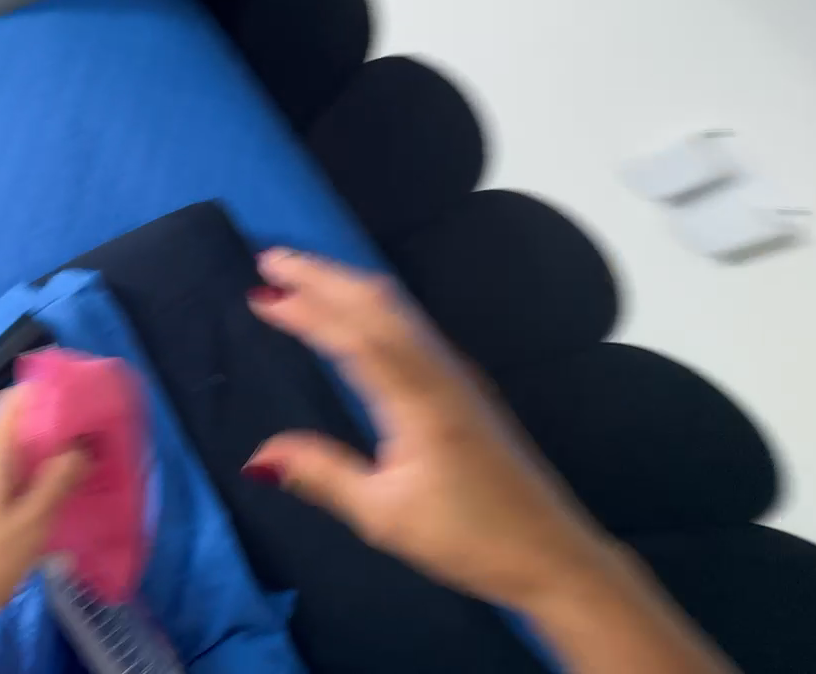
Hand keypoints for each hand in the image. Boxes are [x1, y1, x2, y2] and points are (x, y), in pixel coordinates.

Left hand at [0, 387, 87, 672]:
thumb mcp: (33, 523)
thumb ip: (58, 479)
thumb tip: (79, 449)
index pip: (14, 398)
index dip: (46, 395)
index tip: (78, 407)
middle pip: (8, 422)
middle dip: (44, 428)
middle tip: (80, 444)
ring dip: (30, 453)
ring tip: (64, 472)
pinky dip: (13, 472)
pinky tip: (34, 499)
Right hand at [244, 248, 615, 609]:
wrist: (557, 555)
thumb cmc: (469, 538)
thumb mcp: (385, 517)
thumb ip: (322, 477)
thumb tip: (257, 455)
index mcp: (417, 402)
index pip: (353, 337)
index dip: (305, 310)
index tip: (260, 296)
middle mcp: (437, 371)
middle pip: (374, 303)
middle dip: (320, 274)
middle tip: (270, 259)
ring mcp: (453, 369)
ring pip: (393, 305)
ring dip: (343, 280)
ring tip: (298, 272)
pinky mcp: (460, 377)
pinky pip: (406, 318)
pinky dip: (366, 298)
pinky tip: (350, 304)